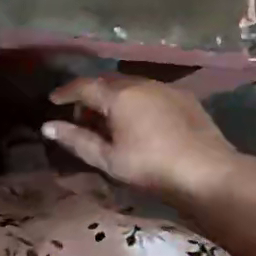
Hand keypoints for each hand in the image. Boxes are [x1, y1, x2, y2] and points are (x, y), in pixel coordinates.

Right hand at [43, 76, 244, 204]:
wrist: (208, 172)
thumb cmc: (151, 167)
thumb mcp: (108, 158)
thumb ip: (76, 139)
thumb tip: (47, 126)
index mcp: (117, 95)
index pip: (83, 86)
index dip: (65, 93)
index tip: (53, 100)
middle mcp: (140, 83)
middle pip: (106, 82)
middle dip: (89, 96)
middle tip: (81, 118)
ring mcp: (165, 87)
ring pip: (130, 85)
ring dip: (114, 98)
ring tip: (110, 122)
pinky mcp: (184, 97)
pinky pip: (150, 92)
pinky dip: (136, 101)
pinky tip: (139, 122)